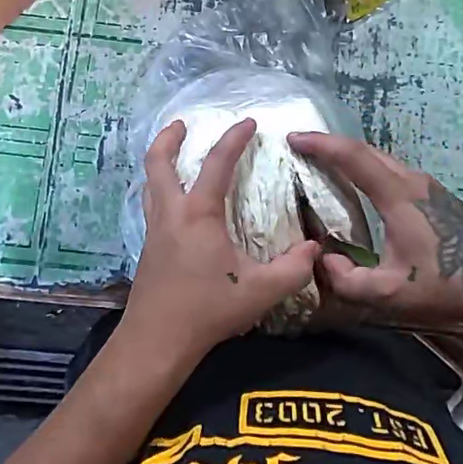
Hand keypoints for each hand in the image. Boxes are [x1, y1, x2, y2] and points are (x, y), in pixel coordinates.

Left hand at [124, 118, 320, 362]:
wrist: (157, 341)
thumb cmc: (207, 311)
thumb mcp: (260, 292)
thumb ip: (294, 269)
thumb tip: (314, 248)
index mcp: (198, 215)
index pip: (217, 164)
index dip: (234, 138)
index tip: (249, 122)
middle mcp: (171, 214)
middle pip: (158, 163)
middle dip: (169, 138)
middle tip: (184, 124)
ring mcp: (154, 230)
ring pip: (149, 183)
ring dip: (159, 161)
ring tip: (174, 152)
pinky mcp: (148, 248)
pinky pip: (151, 204)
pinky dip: (159, 187)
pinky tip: (174, 201)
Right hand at [287, 132, 462, 324]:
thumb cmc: (445, 286)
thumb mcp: (389, 293)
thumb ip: (347, 280)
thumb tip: (324, 260)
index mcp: (398, 195)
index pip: (353, 157)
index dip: (321, 143)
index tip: (294, 138)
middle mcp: (414, 181)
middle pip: (368, 151)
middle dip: (333, 146)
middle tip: (304, 149)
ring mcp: (430, 187)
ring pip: (384, 161)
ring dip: (354, 158)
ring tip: (328, 167)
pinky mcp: (440, 197)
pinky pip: (396, 173)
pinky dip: (371, 171)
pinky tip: (365, 189)